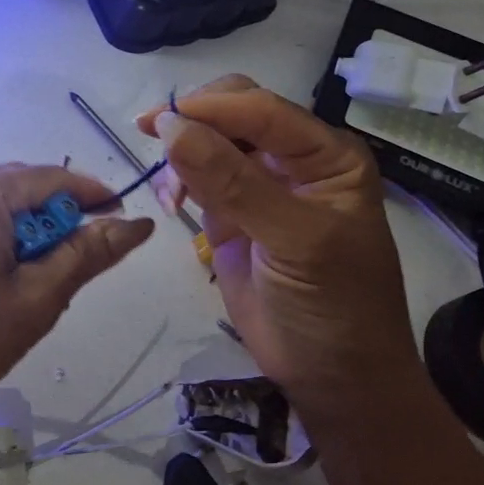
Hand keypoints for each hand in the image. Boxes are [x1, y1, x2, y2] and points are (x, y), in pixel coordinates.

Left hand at [0, 164, 153, 449]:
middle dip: (49, 216)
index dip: (92, 195)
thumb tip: (135, 225)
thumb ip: (85, 254)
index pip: (51, 178)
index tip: (121, 218)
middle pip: (11, 187)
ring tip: (25, 278)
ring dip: (11, 228)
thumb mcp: (34, 300)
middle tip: (74, 261)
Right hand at [137, 75, 415, 402]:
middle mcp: (294, 159)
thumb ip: (234, 183)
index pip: (262, 110)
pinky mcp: (231, 212)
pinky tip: (171, 202)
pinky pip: (195, 176)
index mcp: (327, 156)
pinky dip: (176, 180)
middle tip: (150, 138)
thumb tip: (170, 127)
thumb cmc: (334, 307)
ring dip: (180, 154)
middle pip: (233, 113)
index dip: (211, 108)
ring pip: (207, 141)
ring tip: (170, 195)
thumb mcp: (294, 242)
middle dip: (192, 121)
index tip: (158, 120)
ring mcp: (259, 185)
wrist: (332, 376)